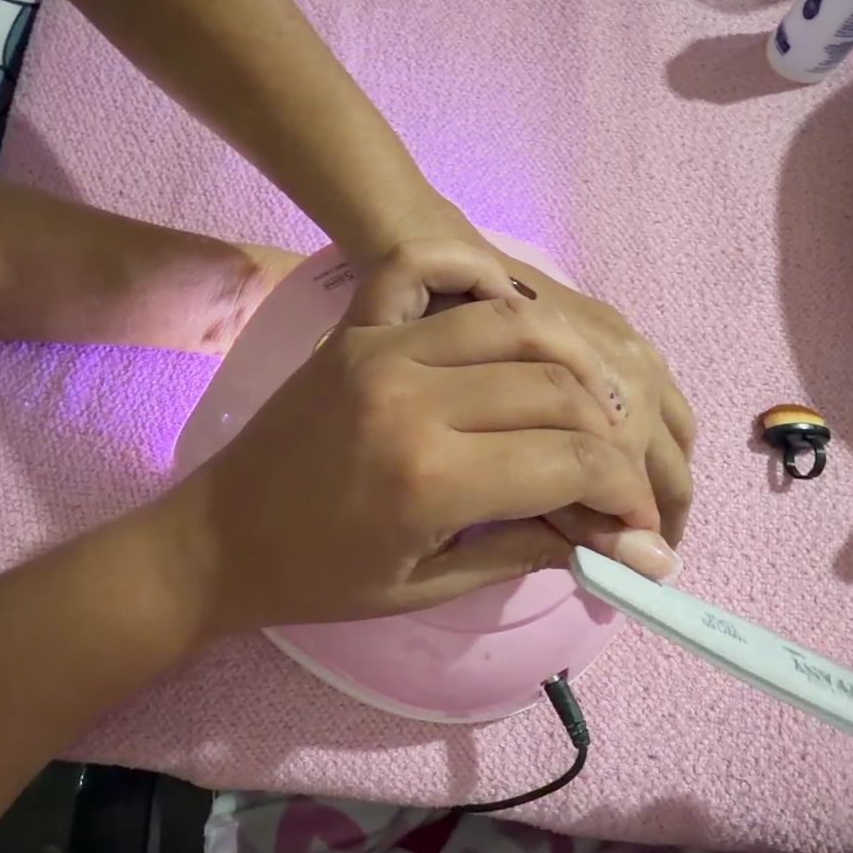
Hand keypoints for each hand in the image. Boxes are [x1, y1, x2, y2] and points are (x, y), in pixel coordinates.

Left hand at [157, 240, 672, 634]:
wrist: (217, 538)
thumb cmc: (318, 578)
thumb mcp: (426, 585)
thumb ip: (526, 550)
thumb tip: (613, 539)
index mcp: (431, 477)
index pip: (574, 461)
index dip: (625, 494)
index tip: (635, 525)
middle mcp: (415, 396)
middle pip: (561, 389)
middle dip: (610, 438)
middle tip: (614, 476)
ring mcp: (381, 347)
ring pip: (515, 323)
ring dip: (570, 359)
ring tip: (585, 403)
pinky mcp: (354, 328)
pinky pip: (422, 267)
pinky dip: (471, 271)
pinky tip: (504, 304)